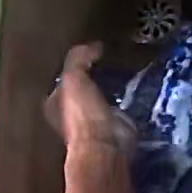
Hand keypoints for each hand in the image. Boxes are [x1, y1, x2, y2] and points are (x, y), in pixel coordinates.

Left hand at [47, 43, 134, 159]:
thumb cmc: (83, 114)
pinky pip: (123, 104)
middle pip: (84, 87)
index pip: (63, 77)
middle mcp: (74, 113)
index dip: (76, 63)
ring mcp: (96, 120)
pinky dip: (128, 96)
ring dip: (114, 86)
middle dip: (96, 75)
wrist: (107, 145)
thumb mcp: (74, 78)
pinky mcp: (117, 125)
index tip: (91, 51)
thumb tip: (93, 46)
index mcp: (56, 103)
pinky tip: (135, 86)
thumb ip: (79, 59)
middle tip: (110, 60)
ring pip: (104, 95)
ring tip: (125, 69)